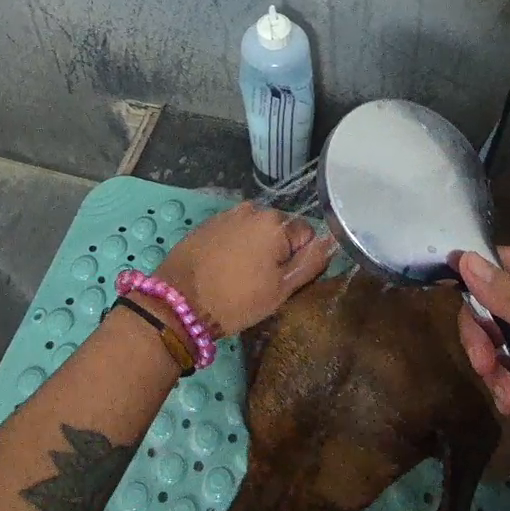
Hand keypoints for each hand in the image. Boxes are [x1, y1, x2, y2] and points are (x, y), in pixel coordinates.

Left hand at [150, 202, 335, 336]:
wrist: (179, 301)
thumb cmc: (235, 300)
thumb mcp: (281, 290)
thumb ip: (311, 262)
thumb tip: (331, 241)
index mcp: (275, 222)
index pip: (306, 235)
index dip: (299, 261)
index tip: (283, 282)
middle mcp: (253, 209)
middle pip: (281, 230)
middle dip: (277, 253)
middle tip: (262, 283)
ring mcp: (228, 214)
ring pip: (256, 232)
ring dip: (256, 249)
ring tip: (241, 278)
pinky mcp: (208, 223)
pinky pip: (235, 232)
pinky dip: (235, 247)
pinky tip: (224, 269)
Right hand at [455, 248, 509, 480]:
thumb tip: (463, 259)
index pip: (502, 264)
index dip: (474, 276)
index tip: (447, 295)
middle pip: (492, 306)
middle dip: (482, 334)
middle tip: (482, 363)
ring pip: (497, 342)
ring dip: (492, 367)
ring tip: (505, 395)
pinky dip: (505, 387)